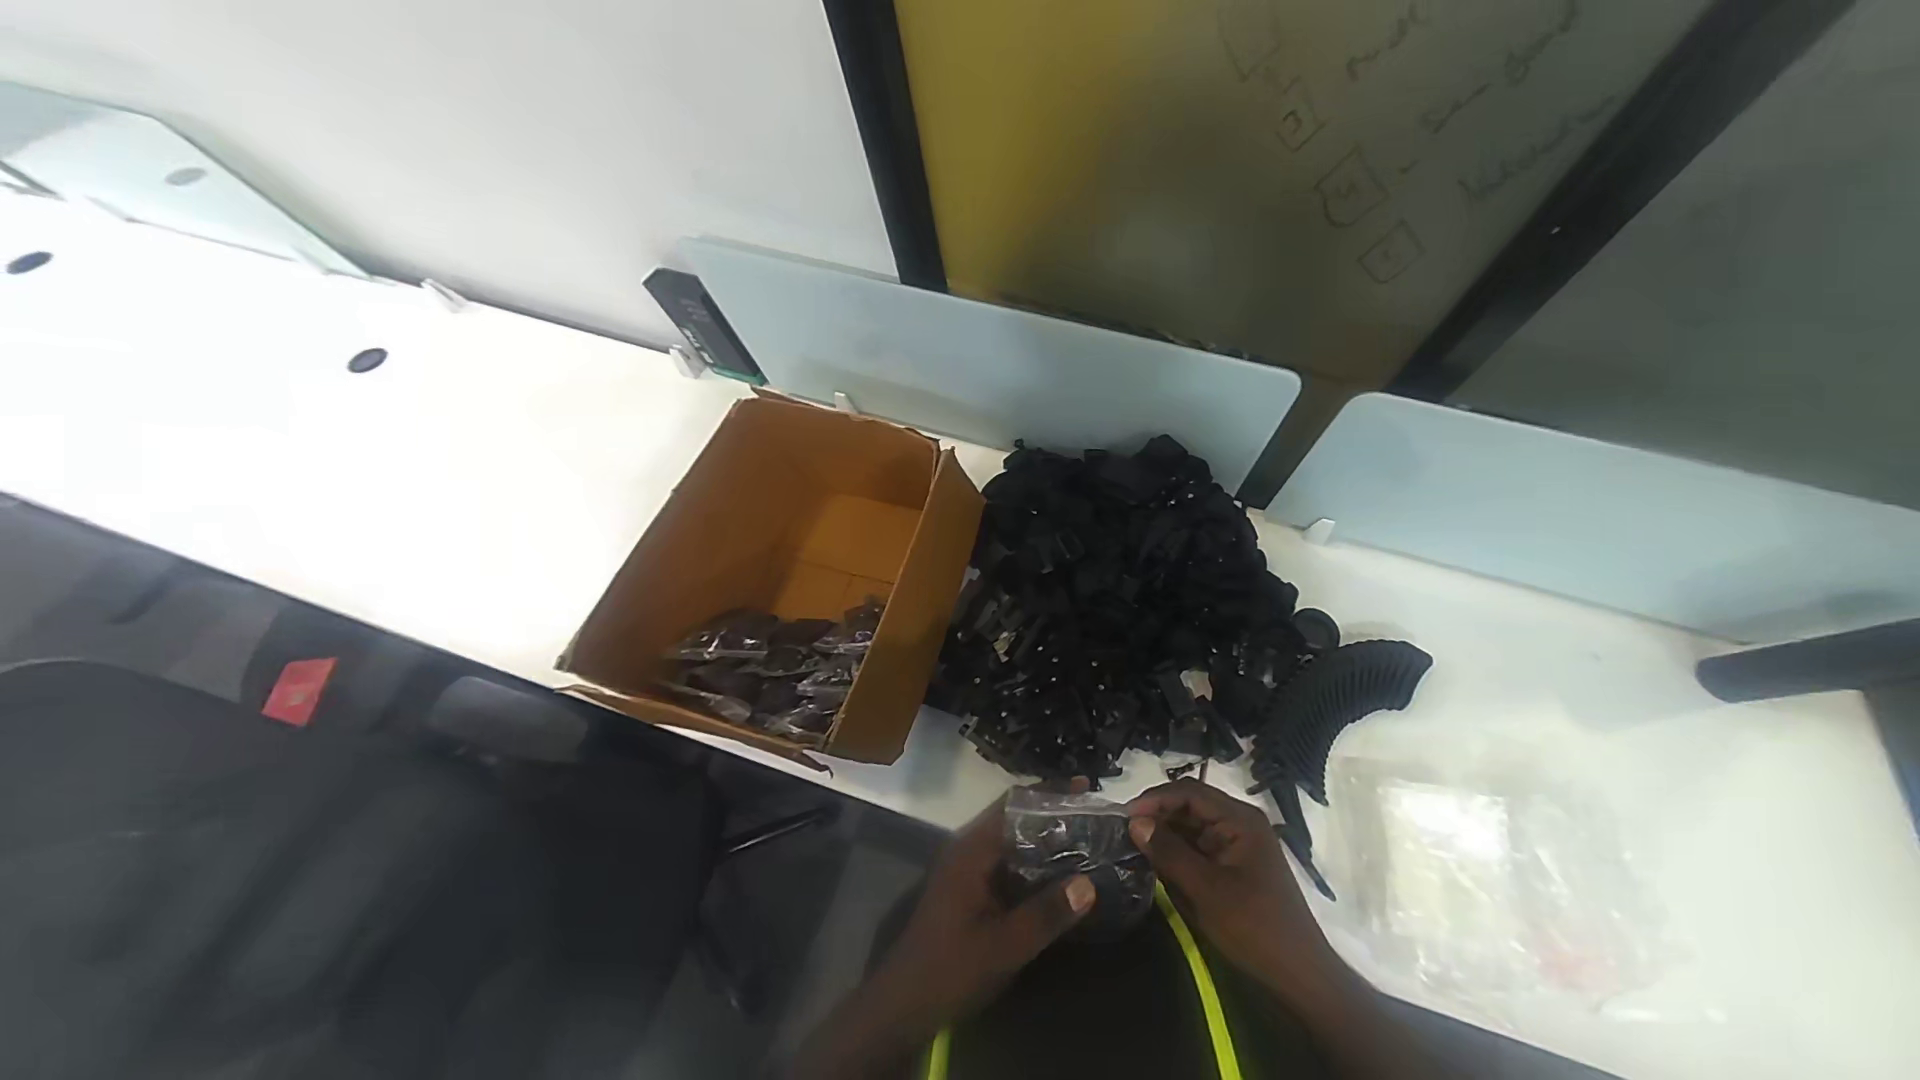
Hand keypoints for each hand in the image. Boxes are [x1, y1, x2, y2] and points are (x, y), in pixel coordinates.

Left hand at [878, 798, 1096, 1021]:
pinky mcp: (970, 889)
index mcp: (972, 851)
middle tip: (1093, 814)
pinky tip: (1061, 873)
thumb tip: (1089, 883)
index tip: (1084, 788)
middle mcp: (968, 850)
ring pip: (1011, 840)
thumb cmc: (951, 969)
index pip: (1013, 805)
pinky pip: (1006, 862)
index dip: (1049, 793)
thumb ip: (1046, 914)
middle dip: (1051, 812)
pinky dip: (1033, 860)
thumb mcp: (1005, 946)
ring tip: (1086, 837)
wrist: (904, 1004)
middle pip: (1013, 817)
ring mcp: (967, 869)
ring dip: (1044, 836)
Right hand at [1127, 780, 1348, 1005]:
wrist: (1298, 975)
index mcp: (1240, 820)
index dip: (1154, 799)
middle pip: (1189, 805)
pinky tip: (1156, 862)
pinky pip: (1198, 846)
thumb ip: (1169, 851)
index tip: (1124, 817)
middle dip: (1157, 815)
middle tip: (1124, 831)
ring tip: (1134, 845)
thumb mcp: (1205, 890)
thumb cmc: (1254, 927)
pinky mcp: (1233, 864)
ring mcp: (1237, 844)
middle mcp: (1239, 823)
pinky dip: (1176, 851)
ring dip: (1164, 834)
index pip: (1189, 792)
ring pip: (1191, 826)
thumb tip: (1134, 822)